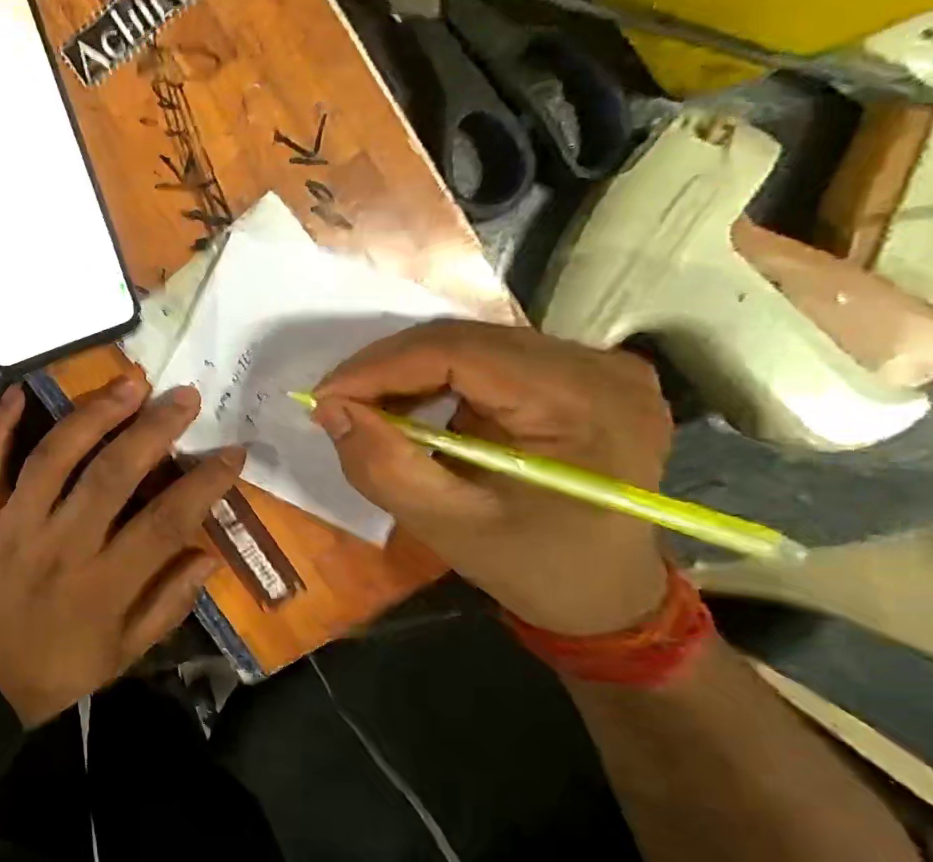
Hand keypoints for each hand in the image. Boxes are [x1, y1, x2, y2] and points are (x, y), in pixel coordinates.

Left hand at [0, 375, 244, 726]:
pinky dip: (2, 425)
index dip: (204, 484)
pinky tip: (21, 390)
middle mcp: (64, 542)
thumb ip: (167, 604)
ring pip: (54, 457)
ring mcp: (18, 522)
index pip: (165, 523)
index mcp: (106, 583)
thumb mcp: (123, 654)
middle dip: (153, 430)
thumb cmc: (57, 667)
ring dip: (93, 414)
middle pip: (112, 475)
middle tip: (184, 396)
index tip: (232, 452)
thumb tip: (208, 554)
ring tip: (129, 383)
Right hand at [312, 320, 673, 636]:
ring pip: (466, 340)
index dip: (381, 366)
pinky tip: (407, 403)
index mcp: (584, 407)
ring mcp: (591, 364)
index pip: (461, 353)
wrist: (608, 594)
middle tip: (336, 402)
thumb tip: (330, 408)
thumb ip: (384, 467)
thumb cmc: (536, 568)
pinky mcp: (574, 370)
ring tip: (365, 405)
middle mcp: (598, 368)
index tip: (324, 397)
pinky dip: (430, 374)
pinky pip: (482, 353)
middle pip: (462, 339)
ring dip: (403, 369)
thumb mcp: (449, 526)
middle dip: (385, 366)